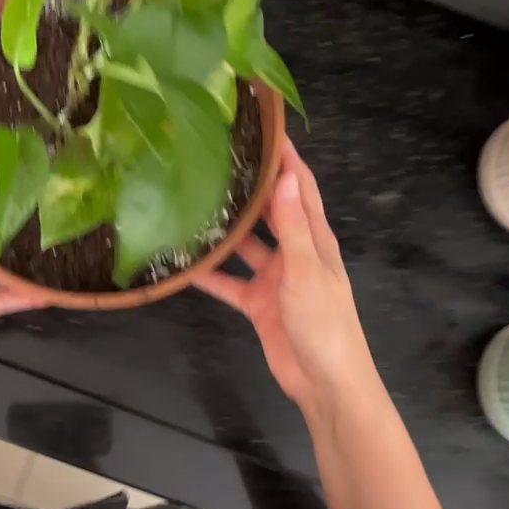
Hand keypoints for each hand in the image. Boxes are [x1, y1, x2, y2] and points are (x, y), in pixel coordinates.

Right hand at [193, 139, 377, 414]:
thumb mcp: (306, 270)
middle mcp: (295, 253)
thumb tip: (284, 177)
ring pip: (246, 247)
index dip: (286, 159)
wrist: (324, 380)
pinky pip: (230, 284)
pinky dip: (210, 275)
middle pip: (271, 212)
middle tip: (216, 159)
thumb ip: (293, 227)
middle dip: (251, 187)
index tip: (264, 128)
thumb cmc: (324, 322)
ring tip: (192, 203)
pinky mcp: (258, 305)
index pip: (301, 188)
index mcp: (315, 239)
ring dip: (225, 230)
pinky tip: (184, 264)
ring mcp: (275, 280)